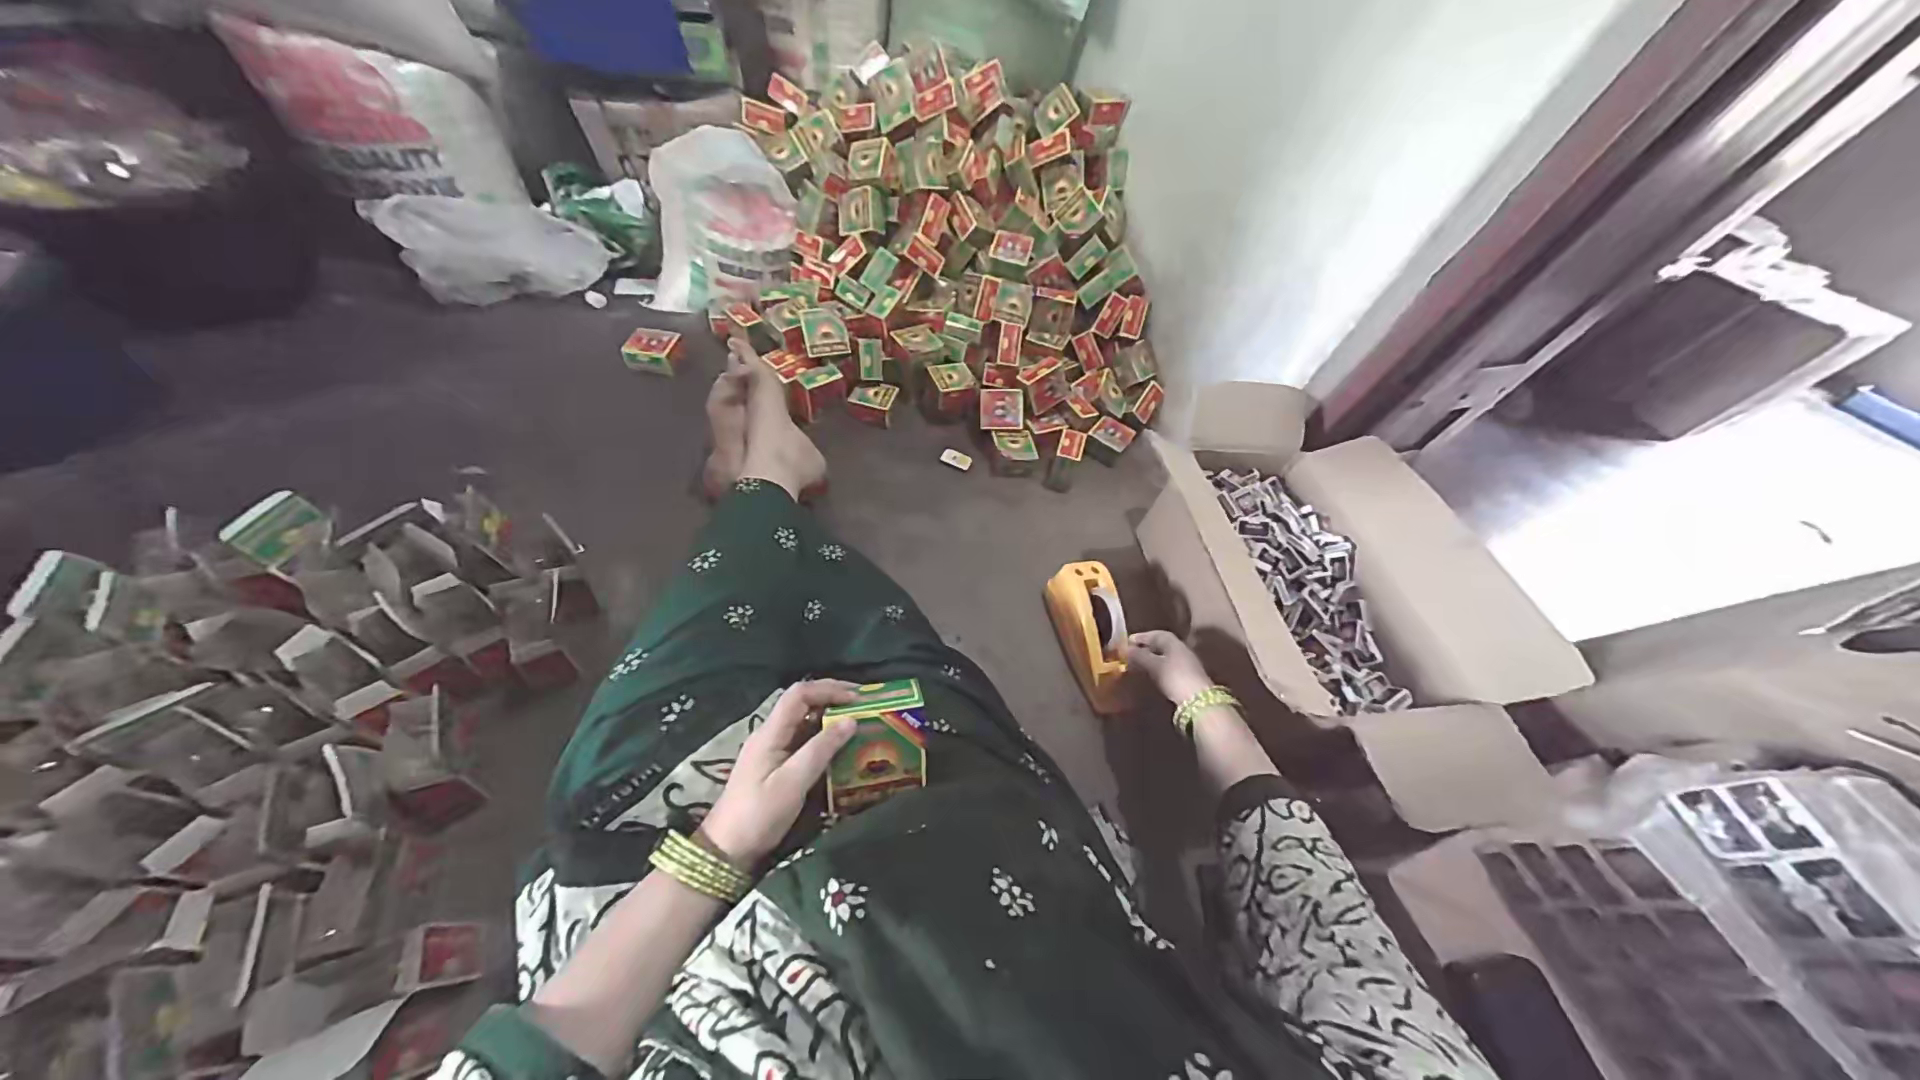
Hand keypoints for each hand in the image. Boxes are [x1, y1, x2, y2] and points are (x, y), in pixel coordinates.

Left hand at [700, 680, 857, 865]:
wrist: (727, 851)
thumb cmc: (759, 815)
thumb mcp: (793, 782)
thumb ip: (821, 749)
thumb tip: (850, 720)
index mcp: (770, 733)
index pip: (799, 694)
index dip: (829, 689)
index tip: (858, 697)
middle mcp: (770, 735)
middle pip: (802, 702)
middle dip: (834, 698)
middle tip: (864, 705)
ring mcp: (772, 750)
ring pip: (804, 721)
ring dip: (831, 718)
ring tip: (859, 723)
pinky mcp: (776, 765)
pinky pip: (803, 740)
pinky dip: (824, 737)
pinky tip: (841, 747)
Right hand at [1126, 630, 1213, 703]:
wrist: (1197, 700)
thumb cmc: (1174, 677)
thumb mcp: (1154, 665)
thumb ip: (1139, 656)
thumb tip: (1126, 649)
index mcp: (1174, 643)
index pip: (1157, 634)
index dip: (1142, 637)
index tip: (1128, 641)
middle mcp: (1181, 650)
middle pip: (1162, 645)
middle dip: (1146, 647)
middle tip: (1131, 652)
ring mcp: (1186, 663)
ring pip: (1165, 656)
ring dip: (1152, 658)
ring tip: (1138, 663)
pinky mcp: (1187, 677)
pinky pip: (1168, 666)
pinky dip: (1157, 666)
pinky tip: (1151, 673)